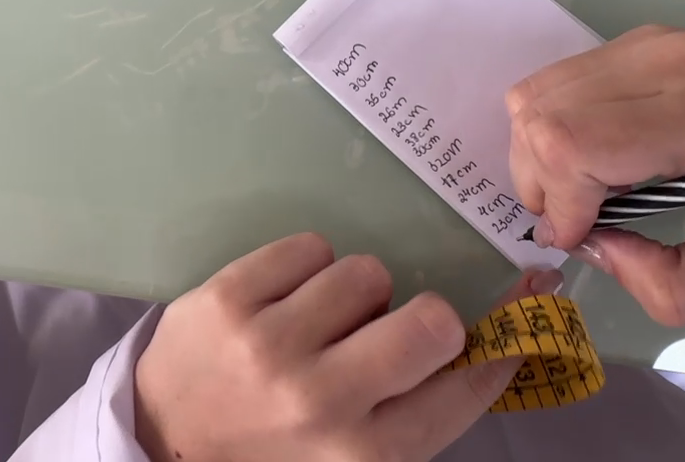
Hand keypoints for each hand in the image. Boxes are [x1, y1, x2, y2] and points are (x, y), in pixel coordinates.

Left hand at [133, 233, 556, 461]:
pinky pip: (308, 245)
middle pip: (429, 323)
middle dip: (422, 317)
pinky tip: (286, 294)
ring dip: (355, 290)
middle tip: (387, 327)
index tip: (521, 308)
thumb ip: (409, 418)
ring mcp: (271, 344)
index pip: (464, 392)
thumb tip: (479, 348)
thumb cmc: (269, 455)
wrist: (162, 442)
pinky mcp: (228, 297)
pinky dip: (308, 263)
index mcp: (366, 458)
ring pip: (364, 271)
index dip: (502, 344)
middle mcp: (324, 401)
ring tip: (320, 317)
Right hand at [506, 26, 684, 325]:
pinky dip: (555, 125)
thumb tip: (596, 248)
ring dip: (540, 152)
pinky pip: (558, 80)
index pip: (572, 142)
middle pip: (539, 115)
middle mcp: (666, 62)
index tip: (584, 241)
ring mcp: (650, 42)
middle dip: (539, 181)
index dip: (557, 200)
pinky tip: (604, 155)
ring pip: (535, 93)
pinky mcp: (644, 39)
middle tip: (584, 223)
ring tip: (590, 190)